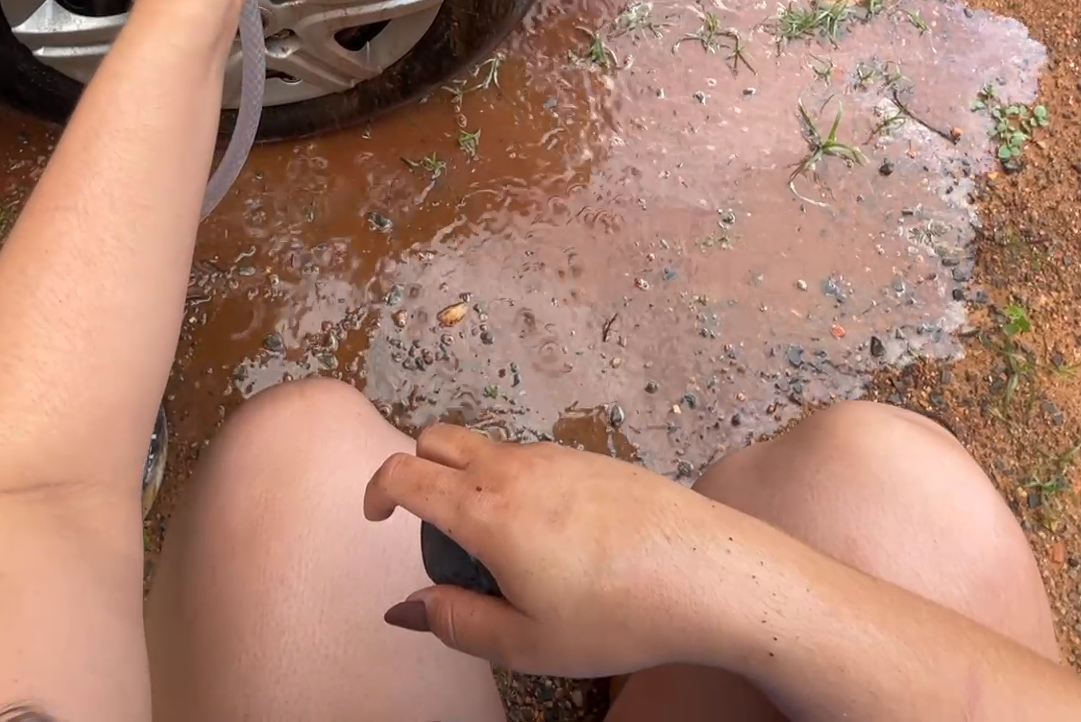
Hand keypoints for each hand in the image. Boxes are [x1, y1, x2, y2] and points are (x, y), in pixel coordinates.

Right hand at [364, 426, 741, 676]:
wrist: (705, 568)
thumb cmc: (613, 613)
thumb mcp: (525, 641)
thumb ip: (454, 620)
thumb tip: (406, 606)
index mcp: (484, 509)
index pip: (404, 471)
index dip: (376, 489)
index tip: (376, 517)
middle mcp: (510, 466)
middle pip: (437, 438)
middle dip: (418, 471)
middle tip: (442, 535)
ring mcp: (550, 453)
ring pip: (483, 447)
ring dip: (468, 480)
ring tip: (508, 549)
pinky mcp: (582, 454)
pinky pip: (525, 456)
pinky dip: (510, 481)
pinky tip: (554, 535)